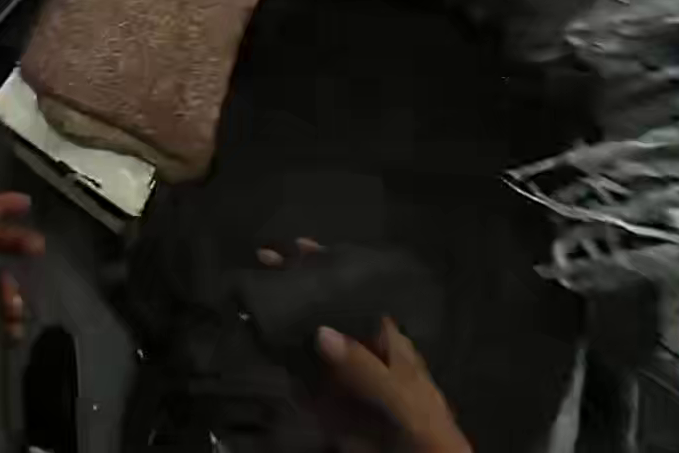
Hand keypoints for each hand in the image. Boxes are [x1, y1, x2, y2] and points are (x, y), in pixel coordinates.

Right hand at [255, 239, 470, 452]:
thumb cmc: (429, 435)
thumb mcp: (404, 398)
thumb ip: (363, 365)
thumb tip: (321, 332)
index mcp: (383, 339)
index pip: (351, 293)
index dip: (327, 268)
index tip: (296, 245)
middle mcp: (358, 351)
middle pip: (322, 313)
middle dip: (294, 291)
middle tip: (261, 268)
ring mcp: (341, 381)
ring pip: (306, 345)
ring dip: (281, 328)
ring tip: (250, 306)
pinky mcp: (328, 413)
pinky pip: (299, 385)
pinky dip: (281, 372)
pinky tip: (257, 357)